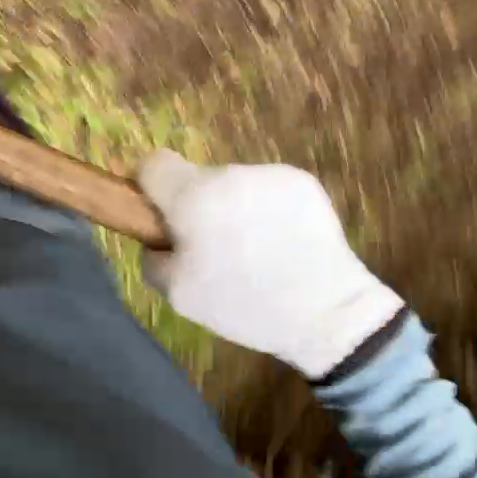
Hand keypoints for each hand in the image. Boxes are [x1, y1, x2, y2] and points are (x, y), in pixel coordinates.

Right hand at [138, 151, 403, 379]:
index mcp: (192, 197)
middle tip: (211, 246)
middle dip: (195, 204)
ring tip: (252, 248)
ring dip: (230, 206)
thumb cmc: (244, 306)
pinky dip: (264, 208)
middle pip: (194, 178)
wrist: (327, 313)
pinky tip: (279, 241)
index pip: (153, 164)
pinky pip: (264, 188)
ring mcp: (268, 174)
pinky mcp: (301, 181)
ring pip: (231, 184)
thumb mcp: (177, 295)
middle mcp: (228, 174)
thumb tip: (156, 238)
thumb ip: (152, 257)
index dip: (148, 186)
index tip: (158, 214)